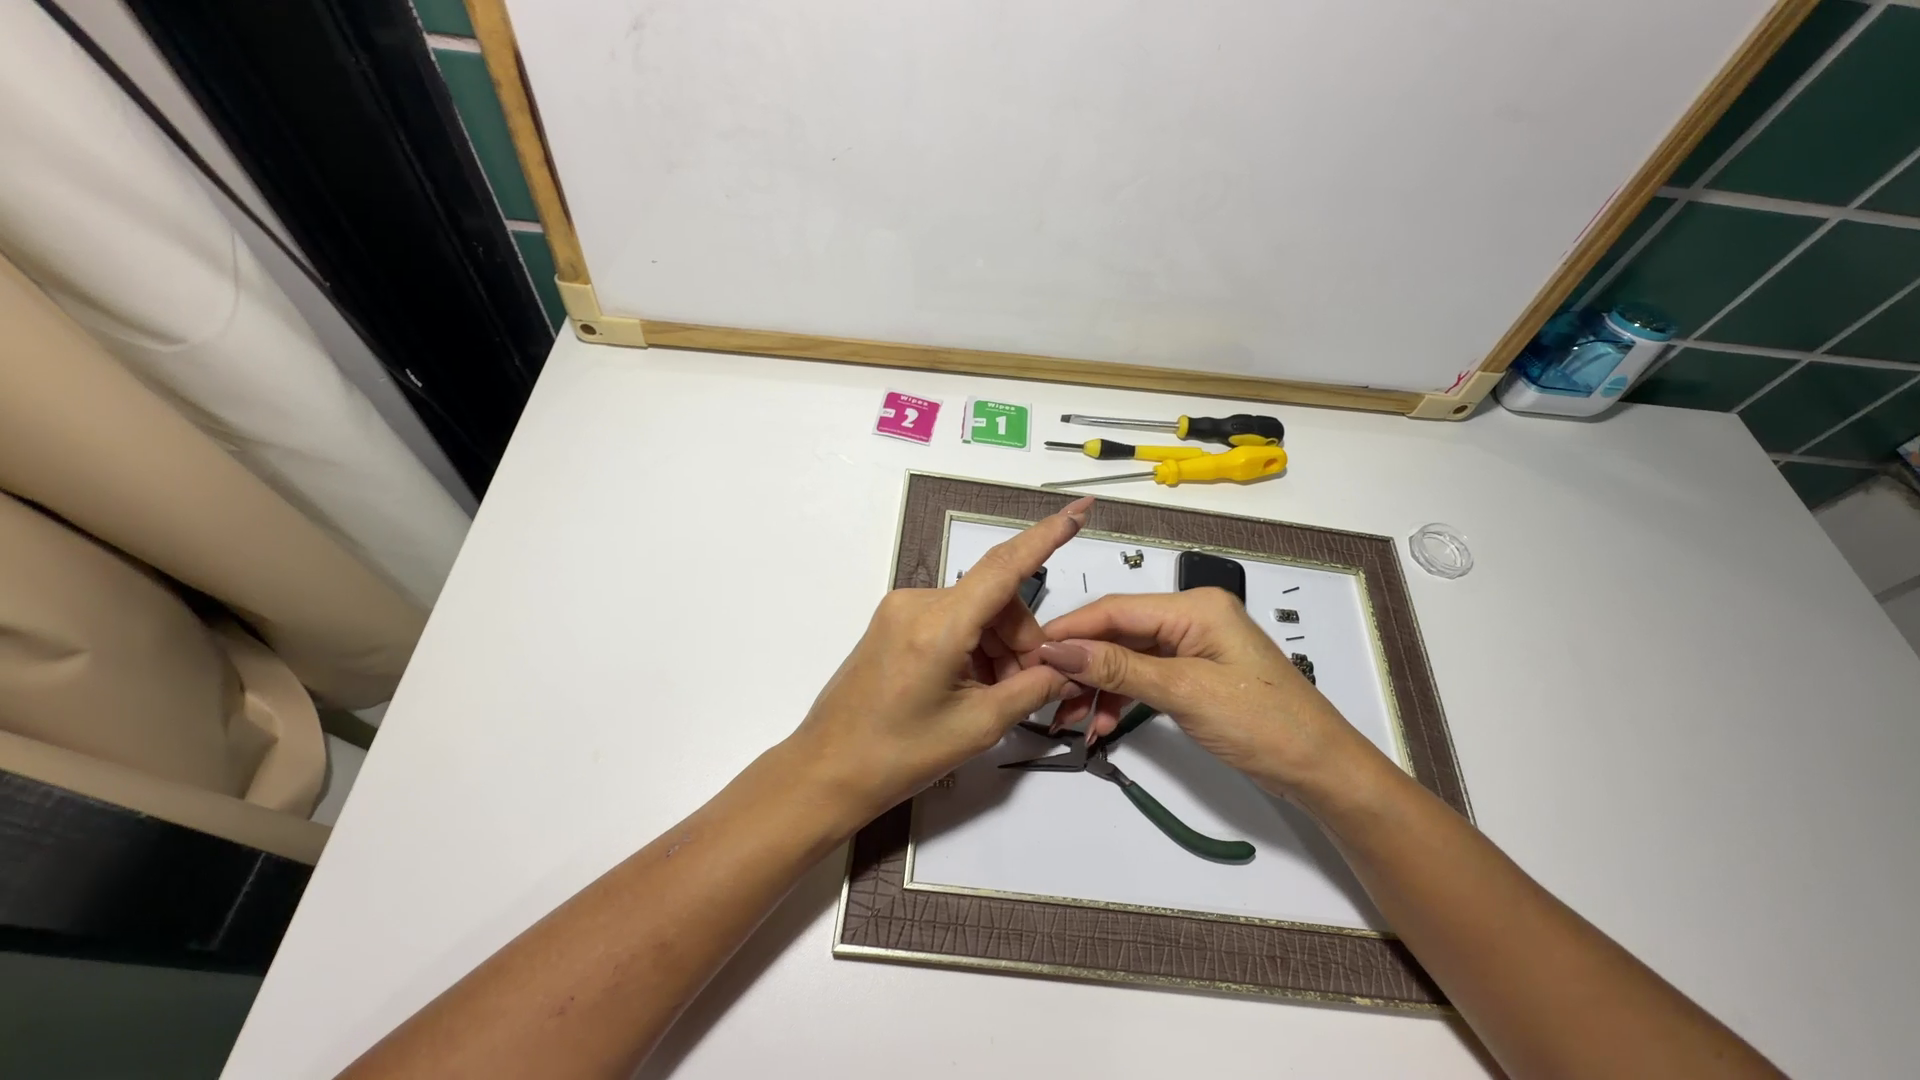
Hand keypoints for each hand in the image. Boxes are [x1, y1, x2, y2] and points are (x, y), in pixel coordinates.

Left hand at [786, 496, 1094, 826]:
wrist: (826, 772)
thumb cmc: (898, 755)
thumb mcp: (978, 726)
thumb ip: (1031, 689)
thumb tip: (1067, 670)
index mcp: (938, 623)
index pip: (1005, 567)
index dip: (1047, 537)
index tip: (1079, 508)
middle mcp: (917, 603)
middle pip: (996, 599)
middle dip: (1022, 639)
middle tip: (1029, 689)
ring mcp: (901, 611)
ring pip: (976, 612)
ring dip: (998, 648)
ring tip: (997, 699)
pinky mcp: (893, 624)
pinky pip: (951, 622)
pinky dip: (973, 648)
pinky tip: (974, 688)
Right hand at [1031, 589, 1381, 801]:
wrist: (1320, 769)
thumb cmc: (1263, 724)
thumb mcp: (1184, 693)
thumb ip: (1118, 668)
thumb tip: (1058, 650)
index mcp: (1195, 607)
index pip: (1116, 610)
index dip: (1070, 631)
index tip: (1029, 653)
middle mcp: (1192, 618)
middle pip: (1119, 634)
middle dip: (1081, 664)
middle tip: (1044, 693)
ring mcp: (1195, 647)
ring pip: (1128, 658)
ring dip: (1097, 687)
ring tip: (1068, 719)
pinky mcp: (1196, 674)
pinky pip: (1145, 678)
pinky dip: (1121, 699)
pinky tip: (1101, 724)